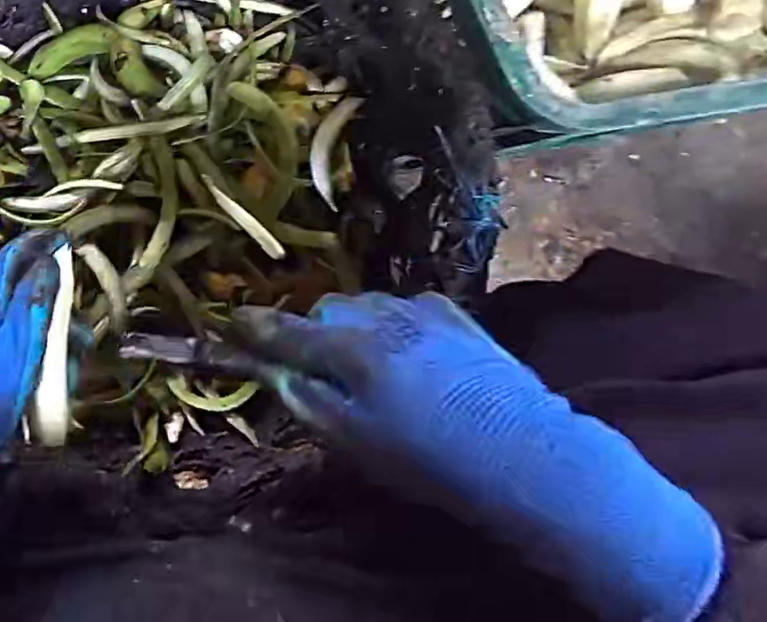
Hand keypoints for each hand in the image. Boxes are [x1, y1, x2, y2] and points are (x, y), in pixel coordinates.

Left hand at [0, 231, 61, 603]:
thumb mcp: (19, 344)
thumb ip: (34, 300)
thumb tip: (48, 257)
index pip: (14, 255)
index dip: (41, 244)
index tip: (68, 240)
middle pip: (25, 294)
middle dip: (58, 311)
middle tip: (82, 339)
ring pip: (24, 325)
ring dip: (52, 342)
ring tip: (69, 376)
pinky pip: (15, 350)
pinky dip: (36, 361)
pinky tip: (47, 389)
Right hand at [237, 294, 722, 621]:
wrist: (536, 460)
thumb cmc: (432, 461)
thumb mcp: (355, 441)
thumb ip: (305, 398)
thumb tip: (274, 370)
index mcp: (346, 350)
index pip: (282, 329)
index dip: (250, 325)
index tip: (230, 320)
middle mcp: (374, 317)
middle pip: (322, 310)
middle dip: (313, 331)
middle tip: (322, 365)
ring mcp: (416, 308)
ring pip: (360, 304)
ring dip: (352, 325)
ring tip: (373, 362)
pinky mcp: (452, 311)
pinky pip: (402, 305)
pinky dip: (393, 322)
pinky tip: (412, 351)